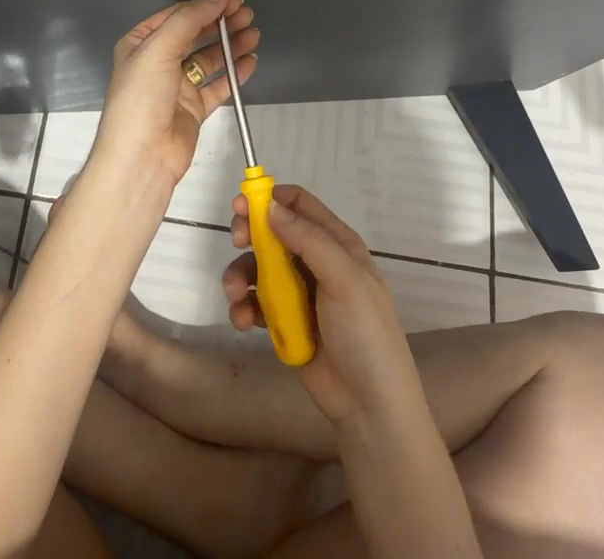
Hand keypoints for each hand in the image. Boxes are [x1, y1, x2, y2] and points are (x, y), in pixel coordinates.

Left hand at [89, 0, 258, 199]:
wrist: (141, 156)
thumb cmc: (139, 100)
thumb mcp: (159, 48)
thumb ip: (190, 18)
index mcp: (139, 45)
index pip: (175, 16)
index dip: (203, 4)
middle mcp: (156, 64)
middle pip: (194, 35)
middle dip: (220, 23)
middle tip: (246, 13)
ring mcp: (175, 87)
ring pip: (208, 59)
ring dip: (230, 45)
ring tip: (253, 32)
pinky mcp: (192, 109)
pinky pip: (217, 86)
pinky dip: (234, 73)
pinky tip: (250, 61)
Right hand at [223, 186, 423, 427]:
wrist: (368, 404)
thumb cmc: (365, 334)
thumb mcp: (345, 280)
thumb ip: (309, 240)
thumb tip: (270, 206)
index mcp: (337, 245)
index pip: (300, 204)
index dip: (270, 199)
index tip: (241, 206)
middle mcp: (315, 262)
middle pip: (272, 232)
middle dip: (250, 234)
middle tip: (236, 241)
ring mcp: (298, 292)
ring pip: (257, 267)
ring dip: (240, 276)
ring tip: (235, 295)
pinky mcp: (283, 321)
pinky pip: (254, 302)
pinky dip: (243, 307)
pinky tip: (242, 322)